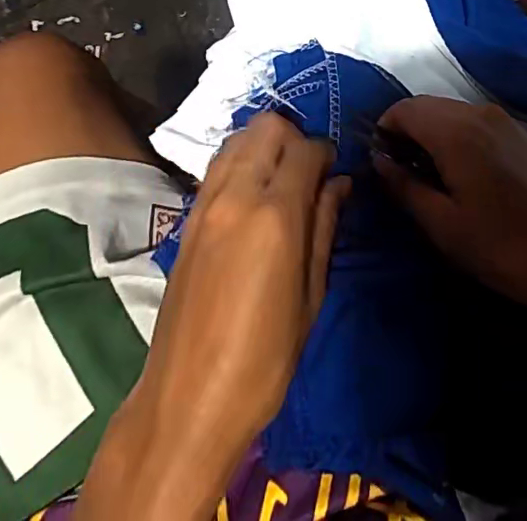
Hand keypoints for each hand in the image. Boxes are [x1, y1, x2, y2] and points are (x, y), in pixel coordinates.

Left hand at [79, 113, 348, 520]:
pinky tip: (254, 193)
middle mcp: (237, 195)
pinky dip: (241, 161)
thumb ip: (324, 225)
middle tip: (309, 170)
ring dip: (265, 144)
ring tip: (282, 177)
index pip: (307, 149)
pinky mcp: (187, 218)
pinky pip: (218, 165)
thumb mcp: (312, 293)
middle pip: (267, 127)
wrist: (188, 399)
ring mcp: (206, 203)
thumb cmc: (266, 357)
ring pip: (238, 139)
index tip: (335, 171)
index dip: (327, 152)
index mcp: (275, 214)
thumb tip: (338, 183)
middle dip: (295, 137)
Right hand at [372, 96, 526, 332]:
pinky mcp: (526, 138)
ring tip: (431, 182)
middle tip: (400, 177)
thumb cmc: (506, 248)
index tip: (378, 166)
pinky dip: (459, 140)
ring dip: (433, 137)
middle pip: (428, 107)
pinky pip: (478, 126)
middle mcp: (481, 114)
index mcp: (456, 131)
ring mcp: (508, 123)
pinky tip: (466, 179)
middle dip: (406, 133)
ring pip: (454, 115)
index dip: (382, 131)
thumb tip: (379, 160)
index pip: (404, 109)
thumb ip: (405, 187)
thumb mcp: (445, 226)